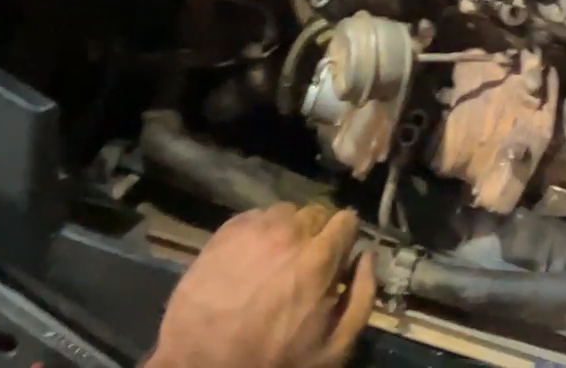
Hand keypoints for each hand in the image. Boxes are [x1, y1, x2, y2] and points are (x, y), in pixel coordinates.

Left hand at [146, 203, 375, 367]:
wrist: (198, 365)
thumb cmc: (272, 363)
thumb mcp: (332, 349)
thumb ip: (362, 297)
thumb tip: (367, 257)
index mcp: (319, 257)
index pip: (347, 219)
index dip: (344, 240)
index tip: (335, 261)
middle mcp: (290, 232)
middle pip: (318, 213)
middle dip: (317, 236)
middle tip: (303, 267)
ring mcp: (256, 227)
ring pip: (286, 213)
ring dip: (288, 232)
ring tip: (275, 263)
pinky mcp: (227, 230)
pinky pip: (256, 218)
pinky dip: (260, 233)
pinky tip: (251, 261)